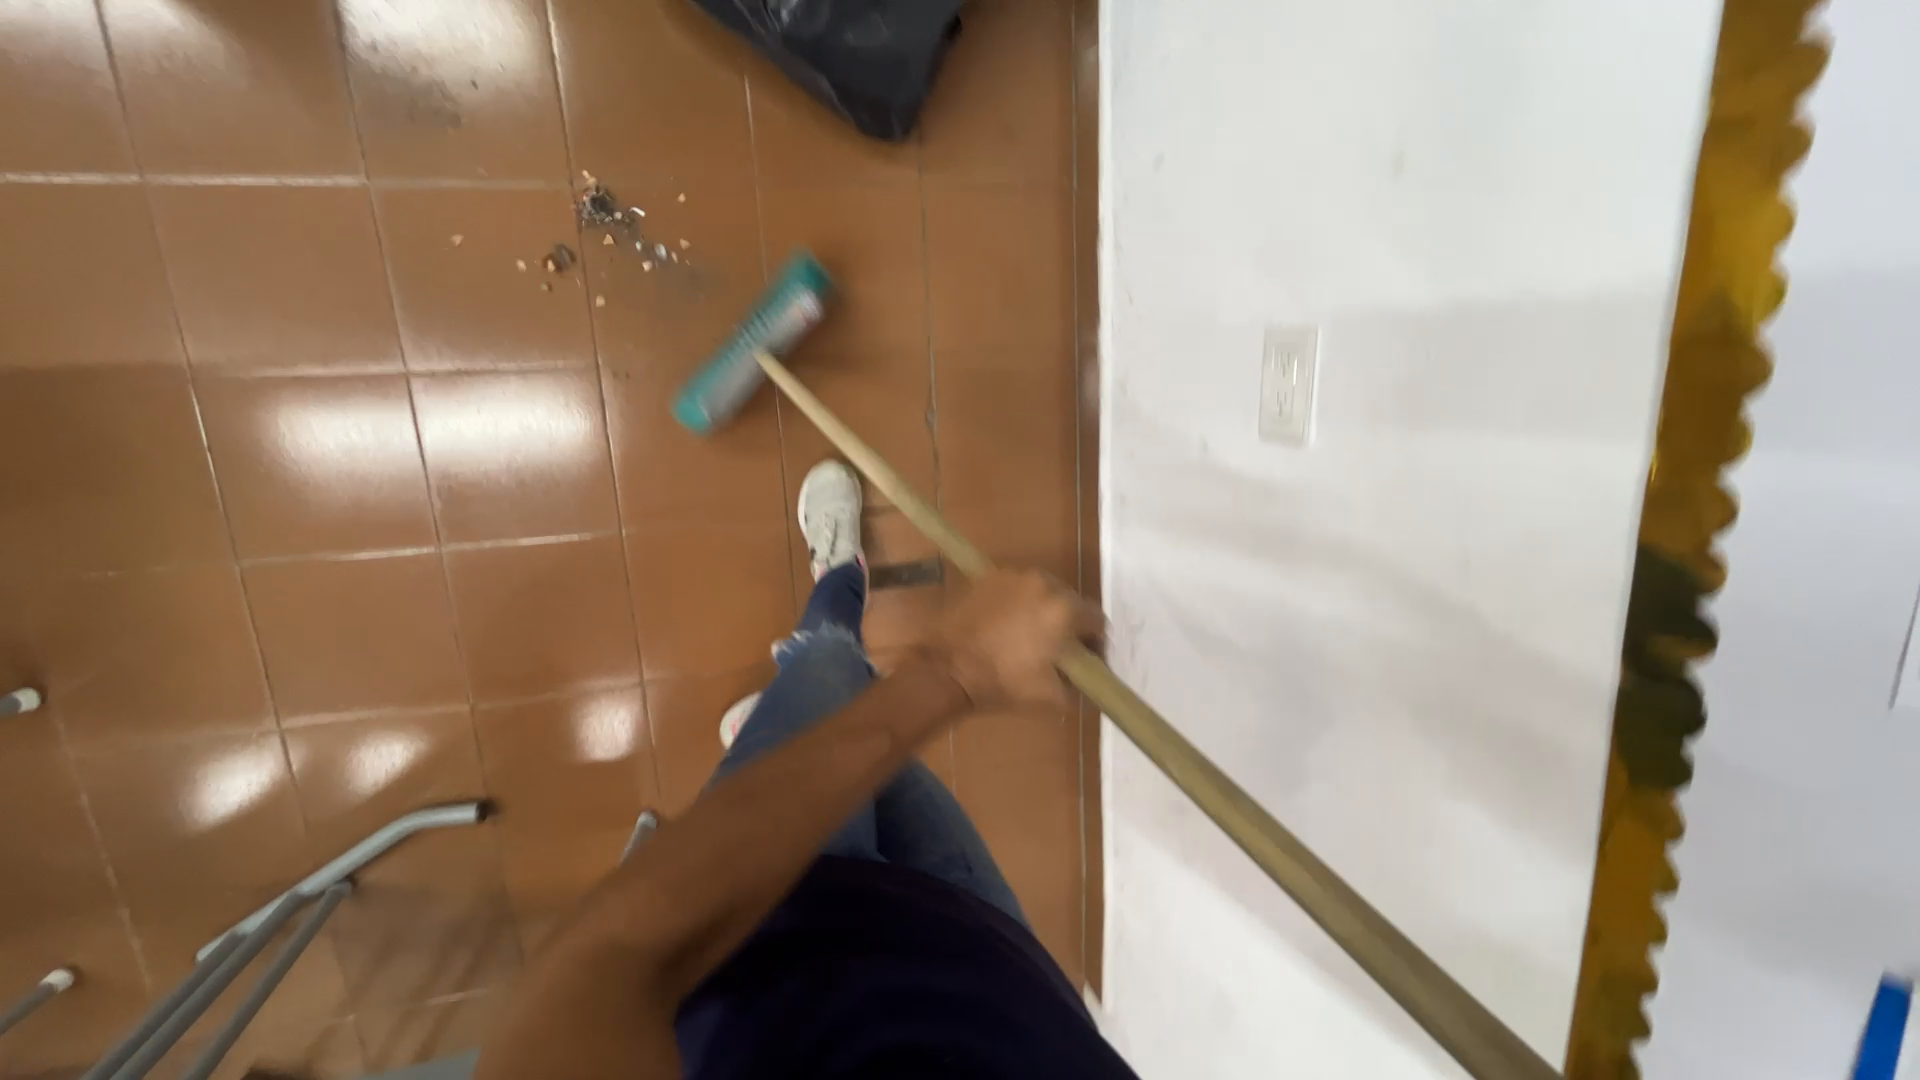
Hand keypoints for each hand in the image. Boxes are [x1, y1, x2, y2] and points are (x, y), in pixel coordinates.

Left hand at [923, 570, 1102, 710]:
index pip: (1097, 621)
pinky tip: (1007, 626)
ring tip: (1029, 638)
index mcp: (1065, 609)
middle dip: (1069, 626)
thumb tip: (1087, 682)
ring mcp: (1014, 575)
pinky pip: (1016, 589)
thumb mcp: (1053, 697)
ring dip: (1043, 611)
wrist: (947, 668)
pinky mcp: (989, 577)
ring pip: (1042, 592)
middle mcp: (1044, 582)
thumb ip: (1080, 687)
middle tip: (1057, 652)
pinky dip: (1018, 604)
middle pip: (1070, 602)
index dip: (1095, 644)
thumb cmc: (1003, 682)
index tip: (1085, 662)